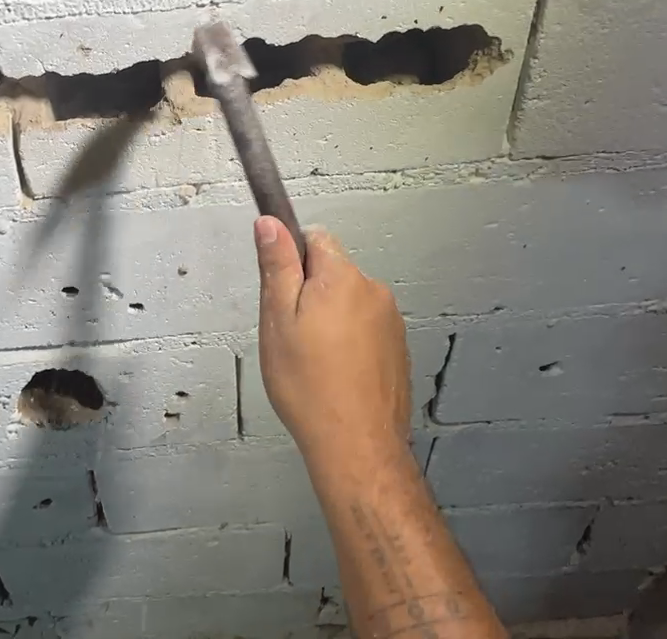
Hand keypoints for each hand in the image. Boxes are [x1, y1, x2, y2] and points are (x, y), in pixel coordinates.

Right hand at [254, 217, 411, 467]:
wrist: (355, 443)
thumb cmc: (310, 385)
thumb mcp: (277, 318)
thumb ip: (276, 264)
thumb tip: (270, 222)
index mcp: (342, 277)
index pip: (315, 237)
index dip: (291, 258)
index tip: (281, 287)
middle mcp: (373, 291)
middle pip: (332, 270)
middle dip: (309, 291)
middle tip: (291, 330)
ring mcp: (390, 320)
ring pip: (348, 300)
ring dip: (330, 316)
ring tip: (312, 356)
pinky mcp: (397, 347)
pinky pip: (365, 327)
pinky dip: (349, 340)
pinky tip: (334, 370)